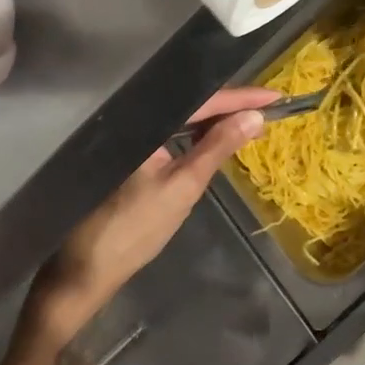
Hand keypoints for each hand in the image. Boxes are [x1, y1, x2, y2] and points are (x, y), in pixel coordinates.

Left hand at [34, 87, 273, 334]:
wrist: (88, 268)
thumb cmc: (136, 227)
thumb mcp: (184, 186)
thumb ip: (218, 147)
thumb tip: (255, 117)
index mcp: (146, 121)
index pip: (204, 100)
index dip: (242, 97)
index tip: (276, 97)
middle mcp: (137, 119)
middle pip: (193, 102)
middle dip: (232, 104)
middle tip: (269, 105)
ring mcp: (134, 136)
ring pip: (184, 115)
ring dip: (217, 117)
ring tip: (251, 117)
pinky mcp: (133, 152)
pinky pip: (173, 130)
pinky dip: (198, 132)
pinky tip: (218, 135)